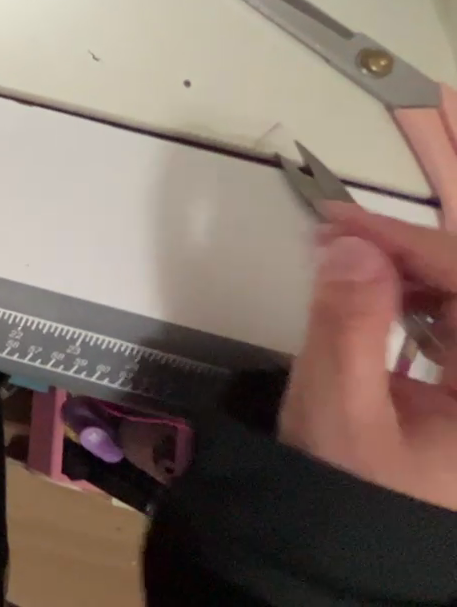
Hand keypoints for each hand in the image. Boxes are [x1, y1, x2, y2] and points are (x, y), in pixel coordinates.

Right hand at [279, 204, 456, 510]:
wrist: (358, 538)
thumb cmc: (351, 476)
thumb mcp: (340, 403)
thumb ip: (348, 324)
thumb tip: (350, 248)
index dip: (416, 246)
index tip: (340, 220)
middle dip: (417, 251)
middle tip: (334, 233)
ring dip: (418, 269)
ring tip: (345, 254)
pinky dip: (425, 297)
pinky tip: (379, 288)